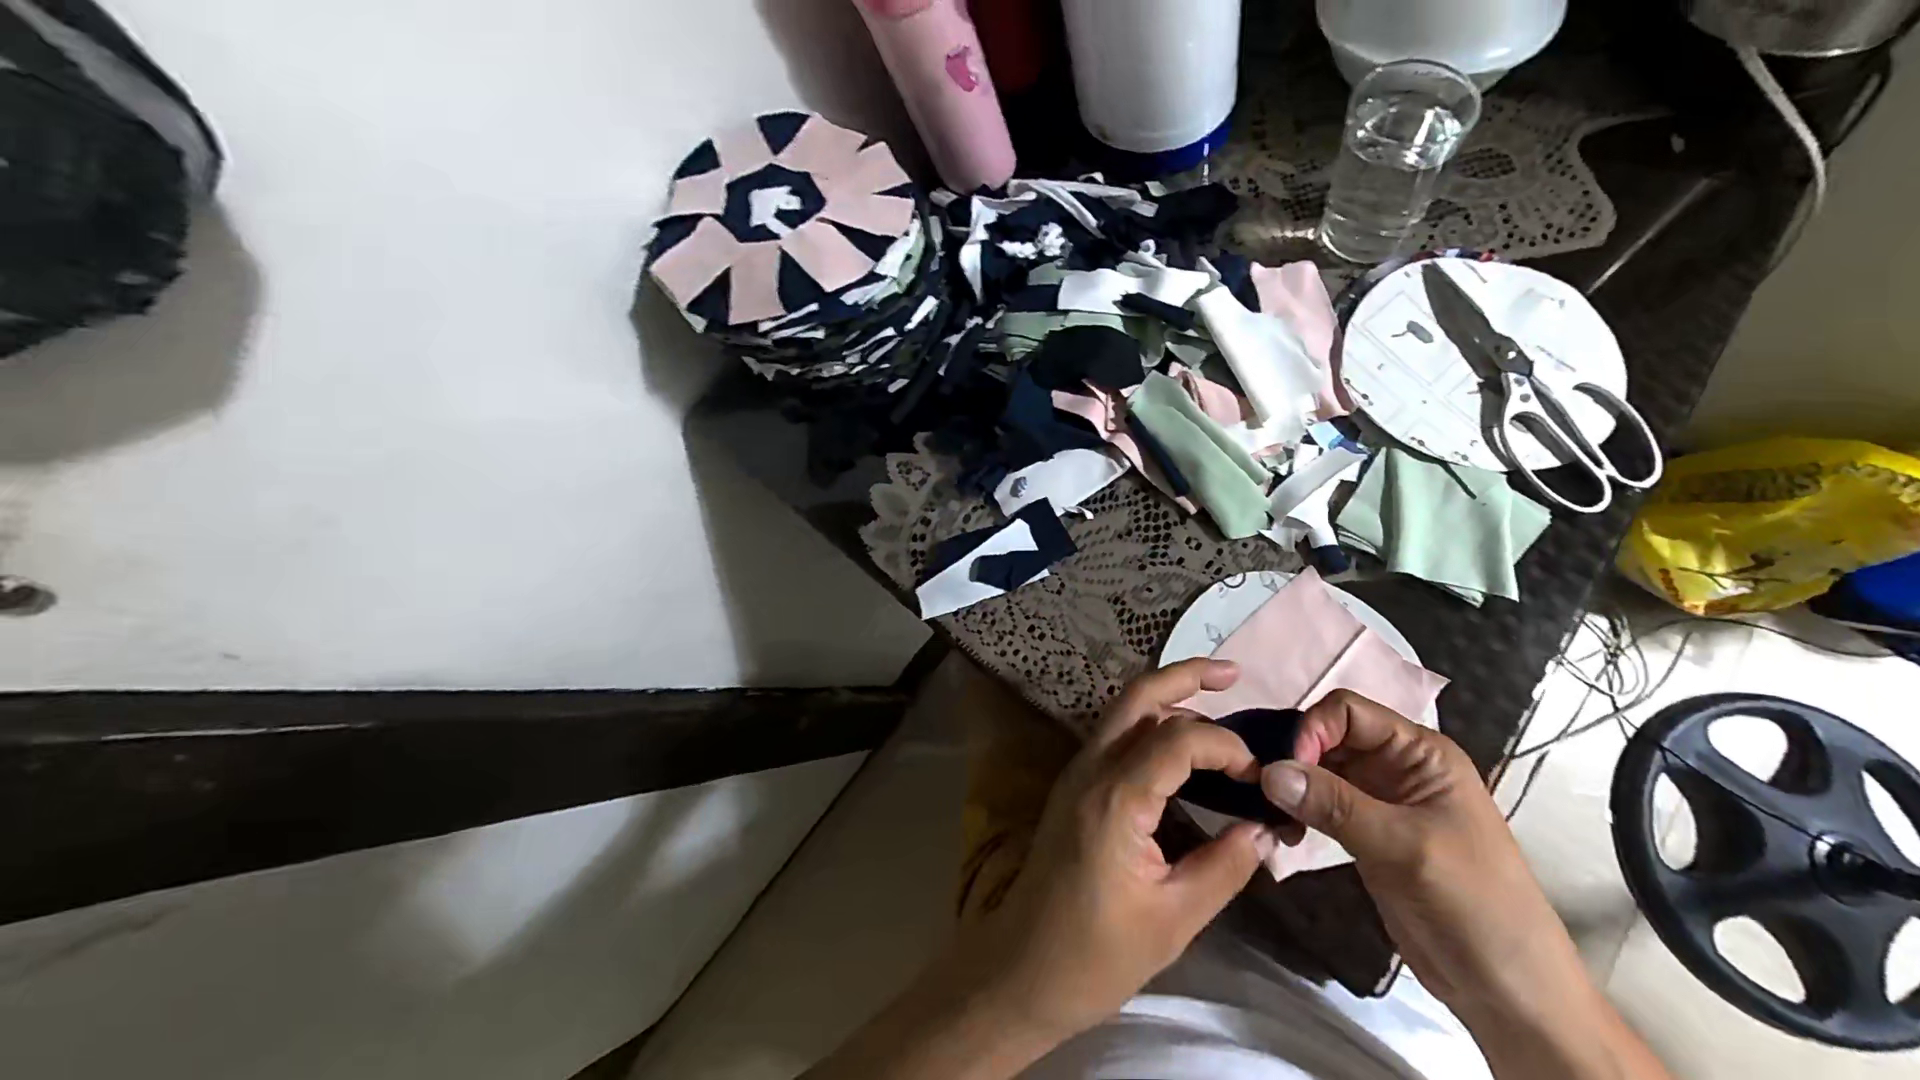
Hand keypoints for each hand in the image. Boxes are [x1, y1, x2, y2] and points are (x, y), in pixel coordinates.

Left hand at [804, 660, 1275, 1079]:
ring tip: (1215, 700)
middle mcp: (1089, 771)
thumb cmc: (1095, 953)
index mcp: (1114, 800)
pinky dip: (1149, 722)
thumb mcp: (1174, 920)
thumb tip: (1264, 827)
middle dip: (1184, 674)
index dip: (1226, 745)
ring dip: (1166, 695)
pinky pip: (1114, 734)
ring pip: (1121, 710)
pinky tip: (1180, 744)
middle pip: (1136, 697)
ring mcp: (1076, 774)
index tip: (1260, 776)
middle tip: (1233, 673)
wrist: (1021, 966)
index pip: (1177, 738)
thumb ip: (1225, 865)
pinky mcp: (1074, 786)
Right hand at [1260, 690, 1670, 1079]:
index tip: (1284, 769)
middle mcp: (1398, 766)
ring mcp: (1381, 799)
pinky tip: (1283, 832)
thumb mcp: (1403, 847)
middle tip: (1260, 790)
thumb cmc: (1473, 905)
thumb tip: (1267, 770)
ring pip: (1318, 769)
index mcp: (1421, 753)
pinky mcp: (1365, 831)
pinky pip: (1319, 803)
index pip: (1347, 712)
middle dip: (1293, 757)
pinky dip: (1296, 810)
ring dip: (1290, 786)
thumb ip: (1334, 804)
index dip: (1311, 730)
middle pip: (1328, 736)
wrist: (1509, 991)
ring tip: (1270, 815)